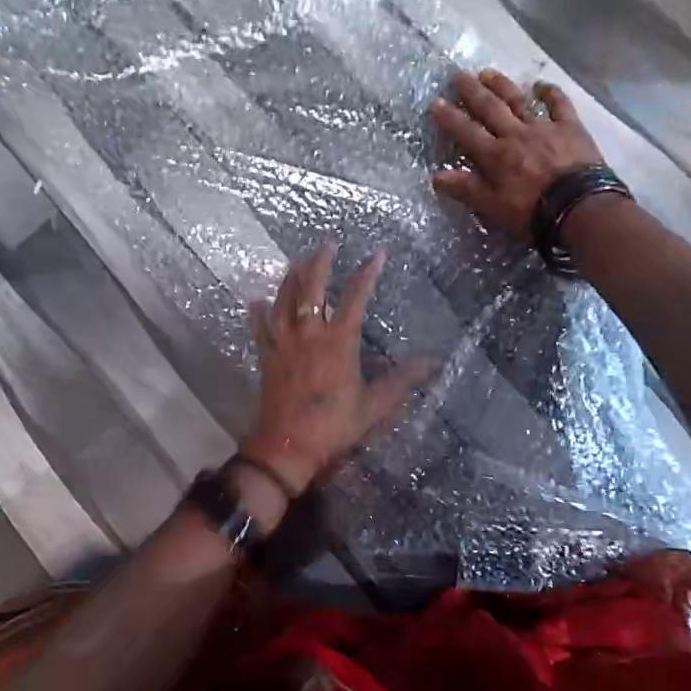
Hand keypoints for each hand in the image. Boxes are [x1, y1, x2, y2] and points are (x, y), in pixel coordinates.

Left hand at [242, 246, 433, 492]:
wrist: (288, 446)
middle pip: (311, 289)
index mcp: (338, 343)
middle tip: (326, 244)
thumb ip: (402, 380)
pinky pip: (260, 330)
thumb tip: (434, 362)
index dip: (367, 274)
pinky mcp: (267, 358)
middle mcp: (308, 335)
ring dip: (290, 279)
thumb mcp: (374, 405)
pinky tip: (256, 302)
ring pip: (284, 302)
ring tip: (296, 262)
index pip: (355, 298)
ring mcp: (284, 345)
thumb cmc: (333, 426)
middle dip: (319, 263)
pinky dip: (258, 314)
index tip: (377, 254)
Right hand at [429, 69, 604, 237]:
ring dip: (502, 85)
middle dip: (473, 92)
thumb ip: (466, 189)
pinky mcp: (569, 127)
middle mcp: (515, 134)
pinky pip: (559, 104)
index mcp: (495, 156)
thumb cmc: (531, 212)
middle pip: (491, 109)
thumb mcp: (492, 207)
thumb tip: (436, 177)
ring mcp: (544, 127)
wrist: (577, 207)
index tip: (436, 102)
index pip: (467, 133)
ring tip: (488, 72)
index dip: (450, 118)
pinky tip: (540, 84)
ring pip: (518, 101)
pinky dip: (549, 92)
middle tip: (459, 75)